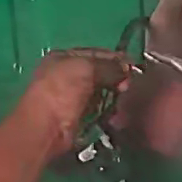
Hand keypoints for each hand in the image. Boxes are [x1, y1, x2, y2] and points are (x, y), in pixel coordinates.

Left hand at [4, 48, 133, 156]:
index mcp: (63, 58)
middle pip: (99, 73)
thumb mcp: (86, 68)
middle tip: (129, 84)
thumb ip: (109, 66)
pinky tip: (115, 113)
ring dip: (113, 95)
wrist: (47, 128)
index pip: (95, 53)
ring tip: (123, 98)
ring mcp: (71, 97)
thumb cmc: (62, 91)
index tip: (134, 65)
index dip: (115, 58)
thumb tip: (127, 69)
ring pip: (100, 92)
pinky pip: (98, 110)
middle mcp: (66, 76)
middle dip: (116, 77)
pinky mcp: (77, 117)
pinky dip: (107, 111)